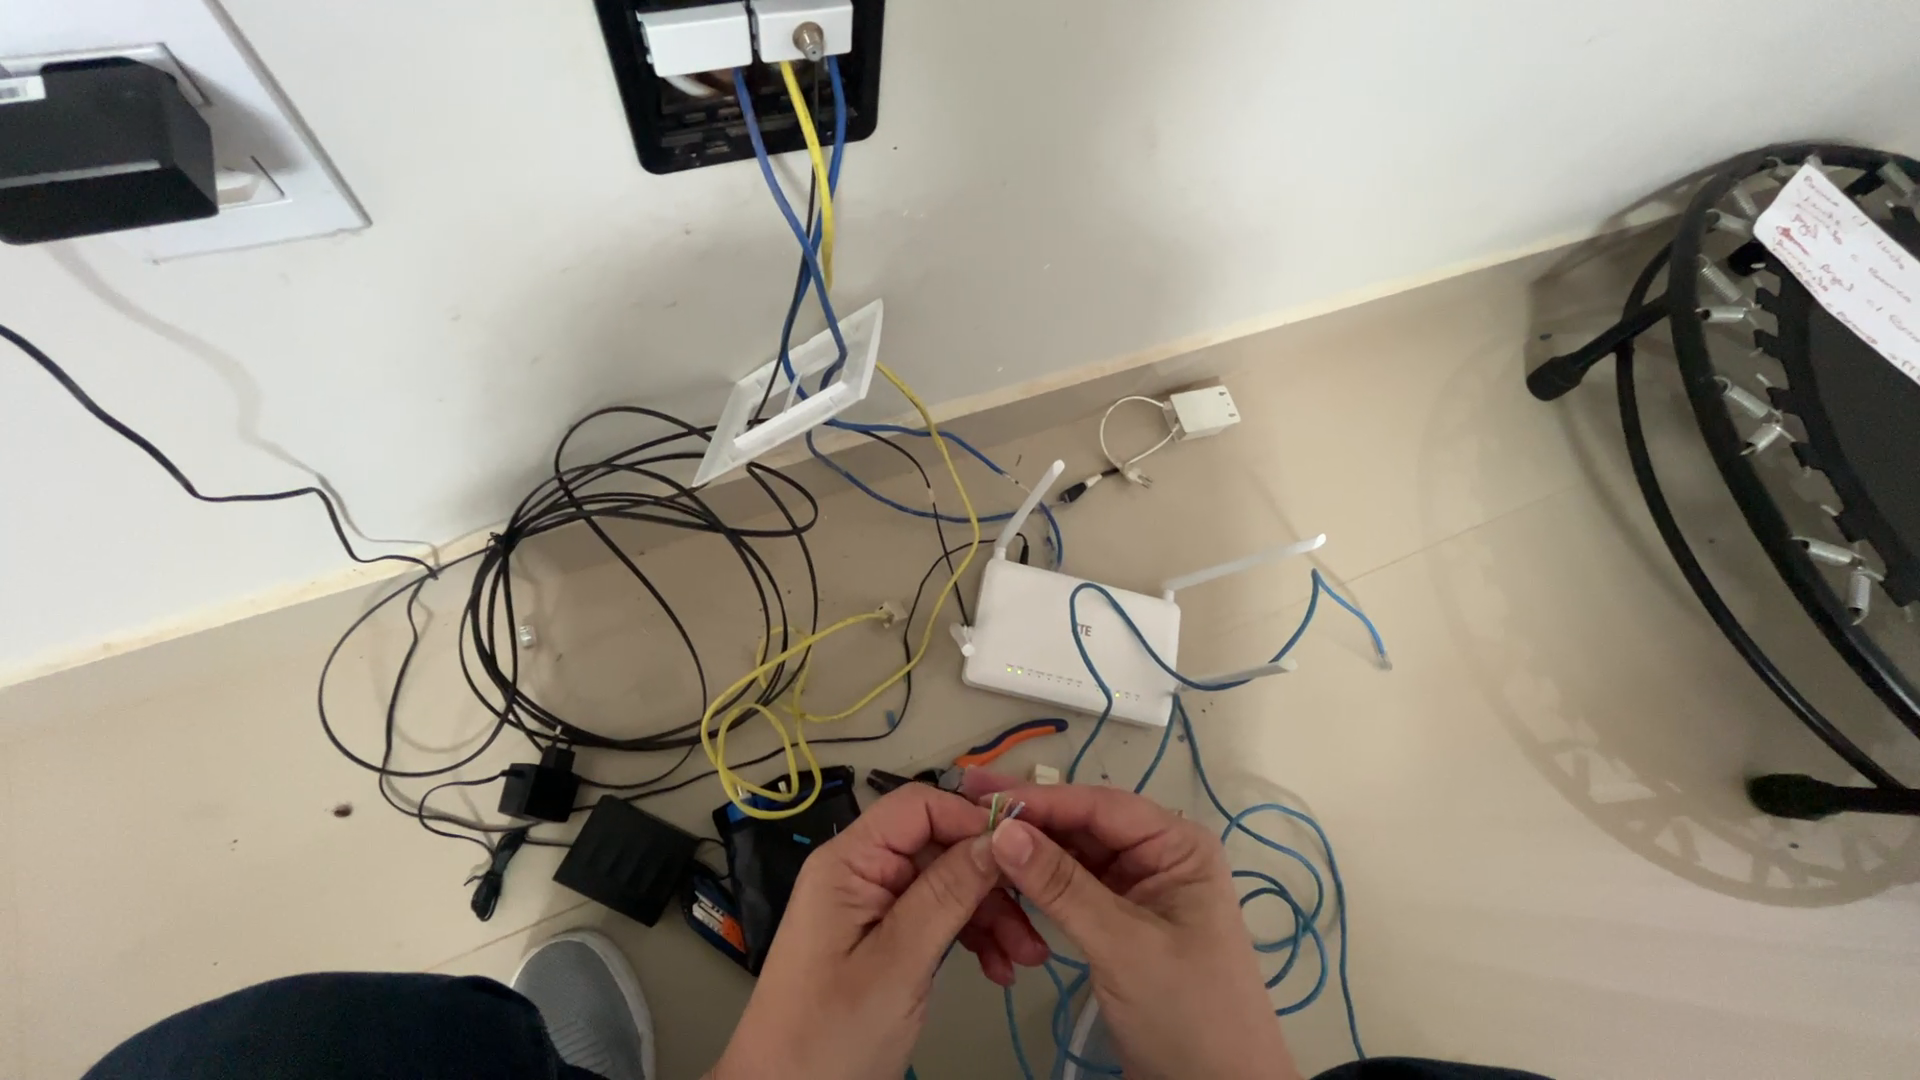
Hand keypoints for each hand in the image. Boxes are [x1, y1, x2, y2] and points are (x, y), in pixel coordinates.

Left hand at [708, 783, 1047, 1079]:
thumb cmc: (830, 1035)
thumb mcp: (897, 963)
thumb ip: (947, 894)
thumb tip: (998, 837)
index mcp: (850, 860)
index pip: (918, 806)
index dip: (970, 819)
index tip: (1022, 851)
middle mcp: (862, 870)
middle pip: (939, 846)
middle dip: (989, 878)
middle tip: (1034, 920)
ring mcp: (874, 904)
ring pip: (946, 883)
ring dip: (989, 914)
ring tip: (1026, 956)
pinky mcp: (886, 936)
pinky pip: (937, 917)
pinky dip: (971, 937)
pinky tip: (999, 967)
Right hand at [983, 783, 1300, 1079]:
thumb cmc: (1187, 1014)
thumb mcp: (1123, 946)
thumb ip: (1061, 886)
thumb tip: (1001, 832)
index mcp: (1175, 844)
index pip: (1098, 806)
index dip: (1039, 799)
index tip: (981, 798)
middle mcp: (1155, 853)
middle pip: (1080, 825)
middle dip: (1026, 820)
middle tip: (965, 806)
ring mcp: (1134, 886)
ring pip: (1070, 855)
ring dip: (1027, 852)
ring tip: (972, 837)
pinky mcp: (1115, 918)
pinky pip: (1069, 887)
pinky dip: (1036, 886)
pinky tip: (1001, 876)